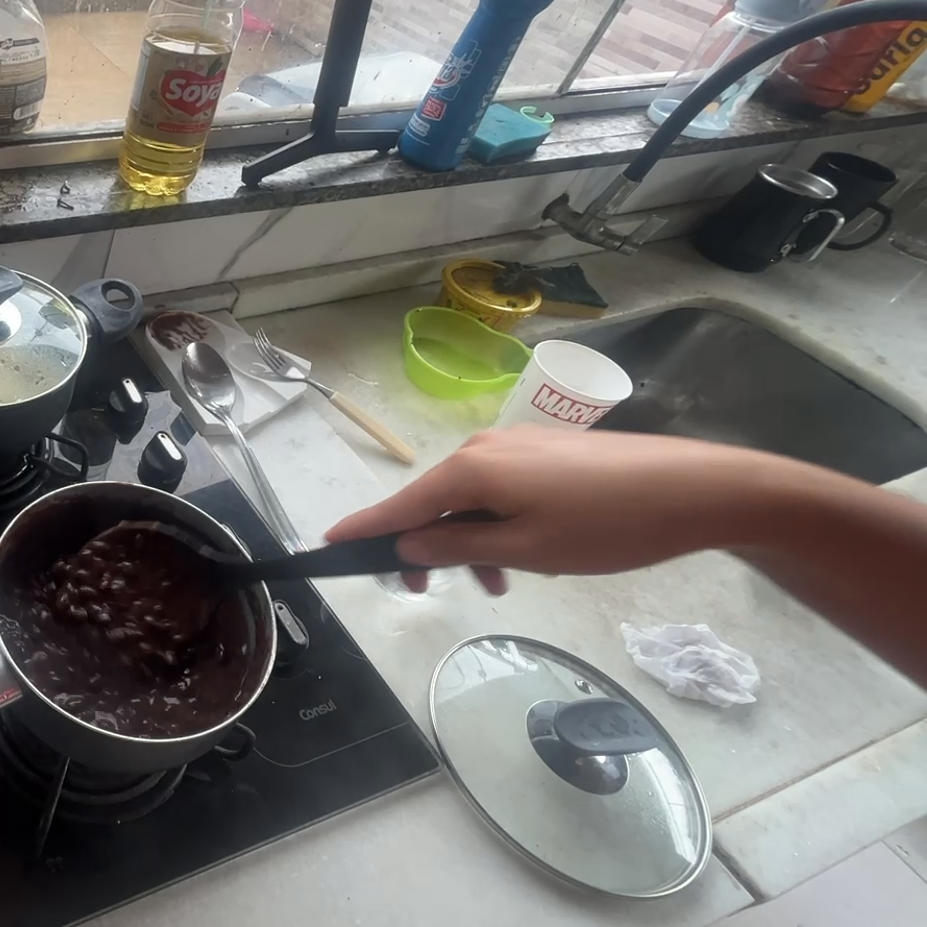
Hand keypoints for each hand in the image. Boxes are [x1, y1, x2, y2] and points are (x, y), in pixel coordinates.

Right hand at [325, 427, 785, 593]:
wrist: (707, 488)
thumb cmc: (609, 526)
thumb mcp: (526, 550)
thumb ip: (456, 547)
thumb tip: (406, 544)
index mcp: (469, 471)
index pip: (399, 504)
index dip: (364, 527)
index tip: (326, 540)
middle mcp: (481, 448)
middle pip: (432, 501)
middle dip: (426, 545)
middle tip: (429, 589)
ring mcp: (514, 444)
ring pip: (469, 497)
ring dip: (468, 538)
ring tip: (498, 581)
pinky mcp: (544, 449)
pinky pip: (499, 487)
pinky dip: (496, 519)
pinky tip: (526, 549)